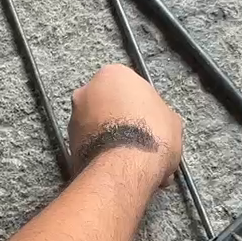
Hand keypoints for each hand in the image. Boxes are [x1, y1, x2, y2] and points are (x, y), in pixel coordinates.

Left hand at [68, 64, 182, 187]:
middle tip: (139, 136)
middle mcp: (88, 90)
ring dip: (110, 138)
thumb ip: (160, 113)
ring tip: (130, 156)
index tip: (149, 118)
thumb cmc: (149, 136)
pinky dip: (101, 153)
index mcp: (114, 74)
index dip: (141, 104)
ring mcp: (75, 117)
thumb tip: (161, 122)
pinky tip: (119, 165)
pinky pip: (89, 145)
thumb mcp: (172, 119)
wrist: (125, 166)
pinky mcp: (69, 143)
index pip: (129, 85)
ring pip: (96, 125)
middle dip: (121, 119)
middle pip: (107, 103)